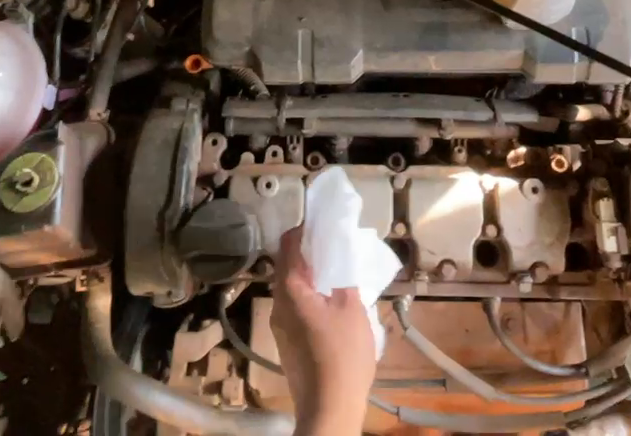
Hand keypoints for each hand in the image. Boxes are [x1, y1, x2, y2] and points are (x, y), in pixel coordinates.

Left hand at [271, 227, 374, 435]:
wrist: (330, 408)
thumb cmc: (343, 353)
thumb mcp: (352, 306)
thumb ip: (343, 275)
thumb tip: (338, 254)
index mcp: (291, 290)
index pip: (288, 245)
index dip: (303, 229)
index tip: (322, 222)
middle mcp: (278, 304)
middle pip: (287, 266)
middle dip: (309, 252)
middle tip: (334, 246)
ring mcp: (280, 326)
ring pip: (291, 288)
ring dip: (310, 276)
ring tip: (336, 272)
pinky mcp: (287, 343)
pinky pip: (295, 307)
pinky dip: (309, 295)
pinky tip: (331, 302)